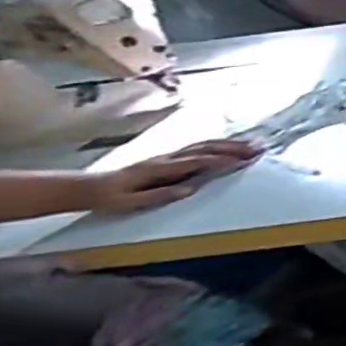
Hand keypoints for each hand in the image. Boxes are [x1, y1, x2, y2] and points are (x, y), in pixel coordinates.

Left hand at [84, 140, 259, 211]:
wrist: (86, 188)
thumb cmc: (108, 199)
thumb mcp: (129, 202)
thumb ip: (160, 195)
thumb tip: (192, 189)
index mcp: (160, 169)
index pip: (198, 161)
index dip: (223, 159)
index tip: (245, 160)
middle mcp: (168, 157)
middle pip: (206, 148)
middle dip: (235, 147)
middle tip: (259, 148)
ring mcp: (169, 155)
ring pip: (204, 144)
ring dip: (230, 143)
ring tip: (253, 143)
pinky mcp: (169, 156)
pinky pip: (198, 146)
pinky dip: (218, 144)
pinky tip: (229, 145)